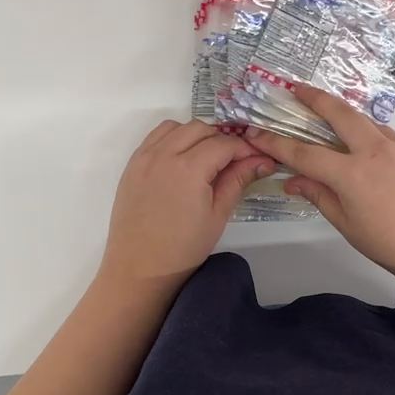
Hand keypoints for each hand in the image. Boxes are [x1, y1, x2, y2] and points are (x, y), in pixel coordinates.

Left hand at [101, 120, 274, 284]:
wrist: (140, 267)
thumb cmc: (183, 249)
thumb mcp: (217, 215)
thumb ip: (237, 181)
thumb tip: (262, 161)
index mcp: (189, 169)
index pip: (224, 144)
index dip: (245, 149)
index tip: (257, 159)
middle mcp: (164, 154)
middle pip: (201, 129)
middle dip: (222, 139)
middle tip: (234, 161)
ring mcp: (144, 157)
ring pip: (176, 127)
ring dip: (195, 135)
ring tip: (206, 158)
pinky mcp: (132, 165)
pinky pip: (155, 137)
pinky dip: (172, 138)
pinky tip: (181, 159)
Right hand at [239, 85, 394, 288]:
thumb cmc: (391, 246)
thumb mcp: (347, 225)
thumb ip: (319, 196)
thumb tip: (292, 180)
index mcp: (352, 174)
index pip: (304, 153)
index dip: (277, 142)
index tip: (257, 132)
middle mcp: (375, 151)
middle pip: (339, 112)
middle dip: (315, 97)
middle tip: (296, 88)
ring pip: (366, 121)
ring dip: (345, 116)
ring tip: (329, 117)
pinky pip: (387, 135)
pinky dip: (369, 134)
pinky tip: (365, 149)